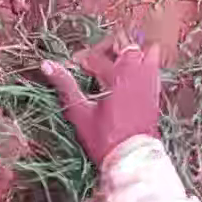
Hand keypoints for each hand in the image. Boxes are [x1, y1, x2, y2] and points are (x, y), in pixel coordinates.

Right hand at [40, 37, 162, 165]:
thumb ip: (64, 85)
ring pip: (146, 50)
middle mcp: (138, 73)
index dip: (80, 59)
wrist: (132, 159)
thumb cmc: (103, 138)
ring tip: (114, 65)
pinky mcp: (156, 92)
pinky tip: (128, 79)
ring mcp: (150, 81)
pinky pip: (154, 67)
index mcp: (118, 76)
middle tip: (93, 61)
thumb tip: (46, 64)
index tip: (72, 67)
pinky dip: (141, 66)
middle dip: (107, 48)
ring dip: (129, 53)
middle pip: (125, 42)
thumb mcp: (79, 112)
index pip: (96, 56)